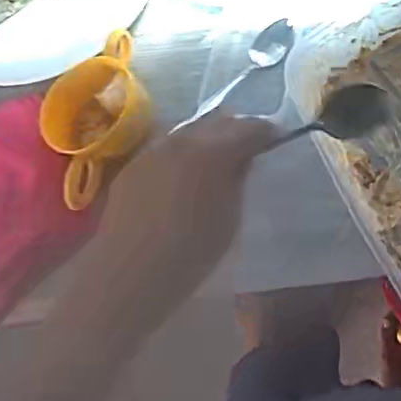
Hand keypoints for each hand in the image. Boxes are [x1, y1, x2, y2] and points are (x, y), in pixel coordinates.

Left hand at [96, 109, 275, 286]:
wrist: (124, 280)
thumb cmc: (188, 255)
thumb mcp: (230, 218)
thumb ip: (239, 180)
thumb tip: (242, 160)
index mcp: (214, 150)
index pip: (251, 127)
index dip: (268, 132)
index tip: (276, 141)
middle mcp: (184, 139)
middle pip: (221, 121)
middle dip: (239, 130)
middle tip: (249, 148)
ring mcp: (155, 149)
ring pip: (192, 130)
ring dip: (210, 138)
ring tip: (217, 160)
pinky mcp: (135, 164)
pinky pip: (169, 147)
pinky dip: (184, 153)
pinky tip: (185, 175)